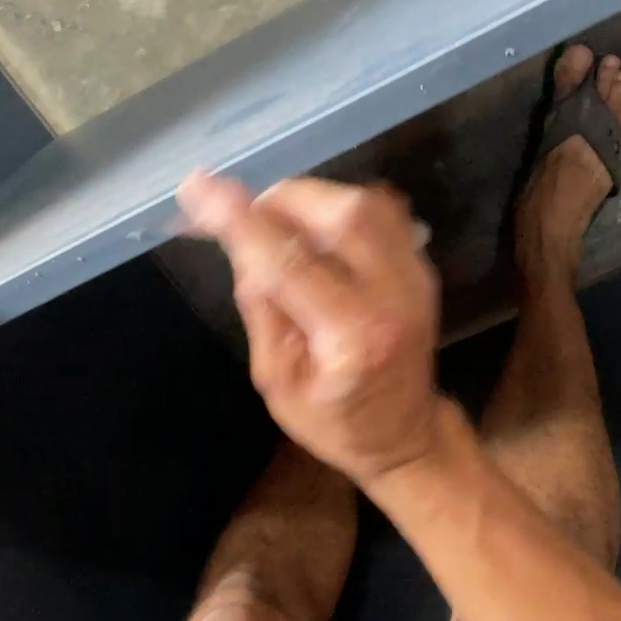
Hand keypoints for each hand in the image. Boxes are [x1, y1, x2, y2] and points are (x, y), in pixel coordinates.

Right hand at [178, 172, 447, 485]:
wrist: (404, 432)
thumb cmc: (333, 420)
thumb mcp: (276, 377)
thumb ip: (261, 305)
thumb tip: (242, 240)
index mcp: (352, 337)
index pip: (290, 262)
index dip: (240, 220)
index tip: (198, 187)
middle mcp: (395, 296)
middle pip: (343, 214)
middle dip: (282, 200)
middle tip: (246, 213)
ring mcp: (417, 277)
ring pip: (365, 203)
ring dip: (311, 199)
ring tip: (277, 222)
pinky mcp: (423, 267)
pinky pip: (382, 214)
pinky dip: (339, 208)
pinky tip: (315, 231)